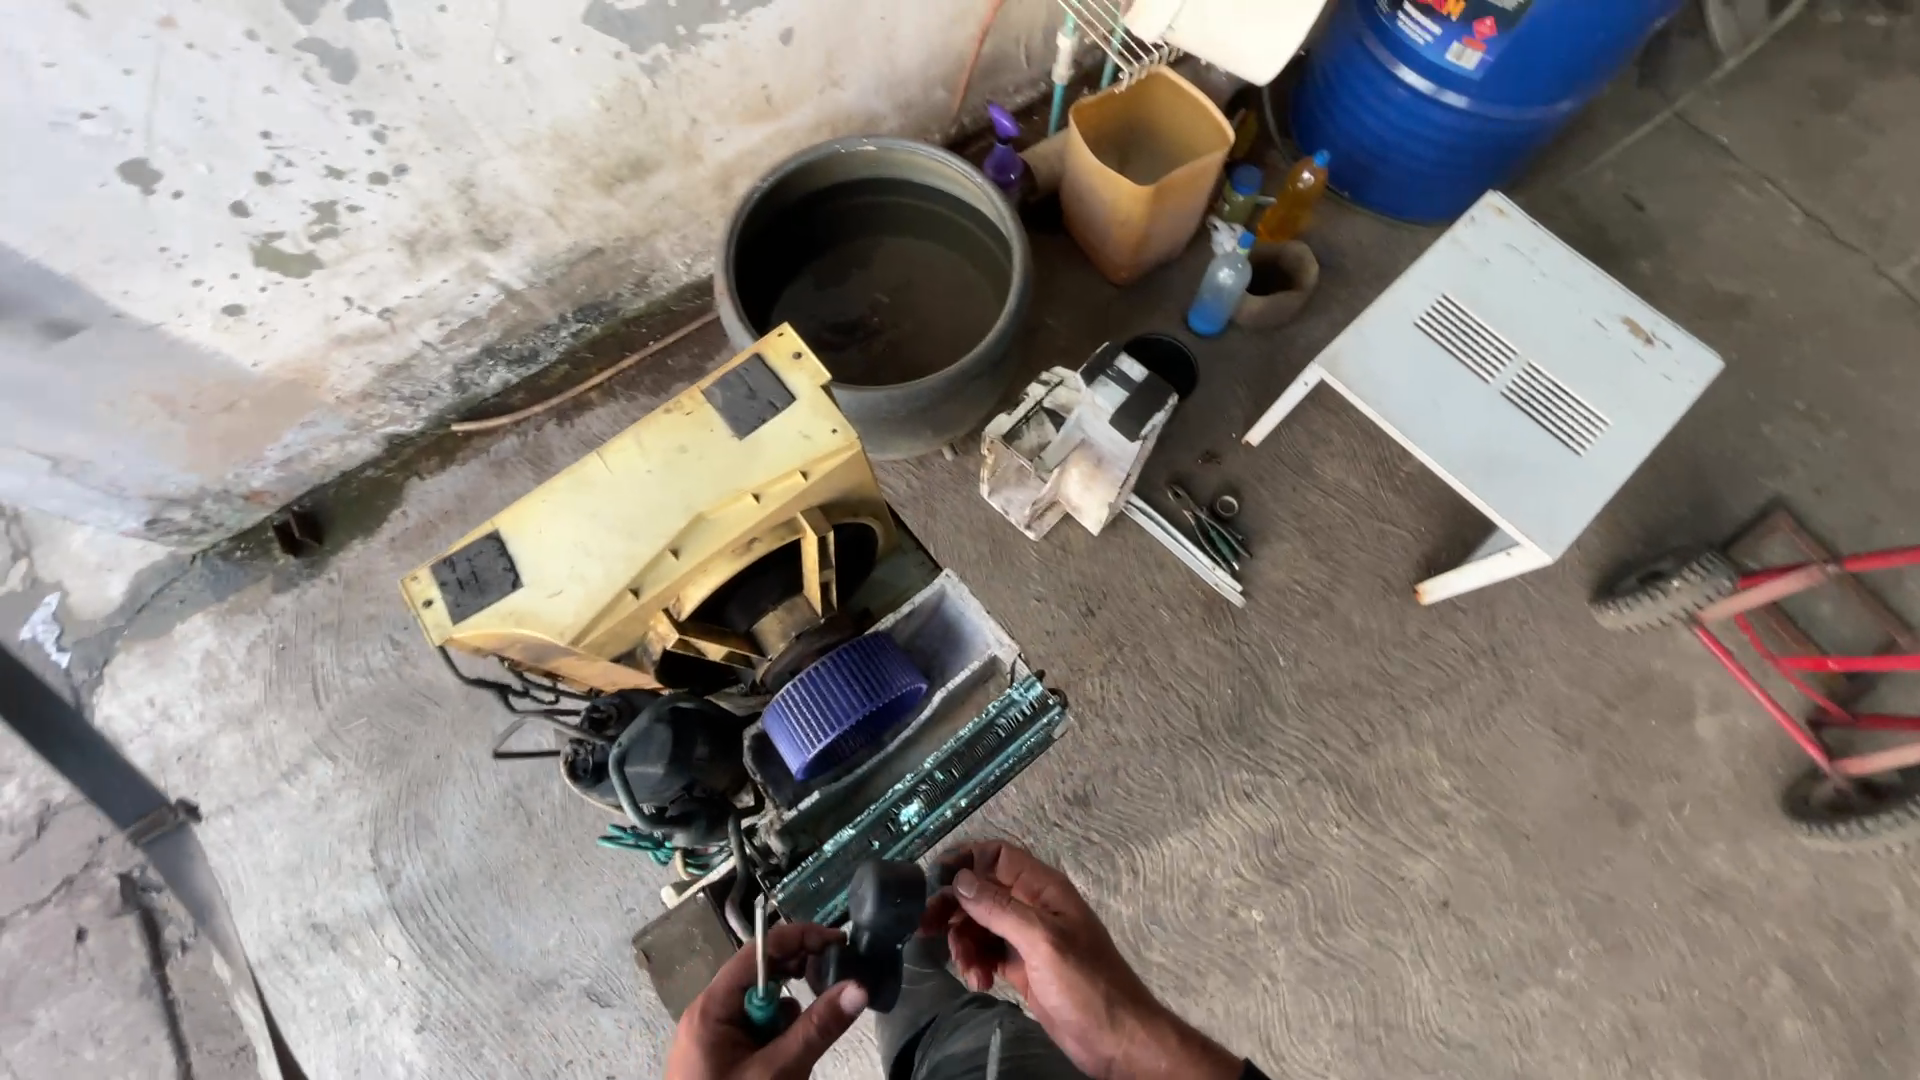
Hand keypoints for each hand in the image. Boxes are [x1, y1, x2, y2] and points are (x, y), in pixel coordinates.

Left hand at [665, 921, 867, 1079]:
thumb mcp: (778, 1074)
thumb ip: (817, 1028)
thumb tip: (859, 986)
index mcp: (711, 1007)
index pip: (758, 951)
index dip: (800, 938)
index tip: (839, 942)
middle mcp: (708, 1013)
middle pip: (761, 974)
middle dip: (797, 979)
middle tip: (833, 985)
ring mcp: (713, 1037)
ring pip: (762, 1005)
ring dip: (788, 1018)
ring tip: (799, 1052)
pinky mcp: (720, 1058)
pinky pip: (755, 1030)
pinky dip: (777, 1038)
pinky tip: (785, 1065)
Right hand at [921, 840, 1239, 1079]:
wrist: (1117, 1042)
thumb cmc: (1087, 984)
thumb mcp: (1042, 942)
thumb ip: (1001, 909)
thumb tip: (960, 879)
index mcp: (1042, 888)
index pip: (997, 855)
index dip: (966, 861)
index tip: (935, 881)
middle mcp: (1031, 905)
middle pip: (982, 890)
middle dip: (955, 906)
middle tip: (927, 927)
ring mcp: (1026, 936)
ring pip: (979, 922)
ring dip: (964, 941)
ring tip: (968, 968)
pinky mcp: (1021, 965)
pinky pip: (986, 951)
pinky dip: (975, 962)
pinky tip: (978, 981)